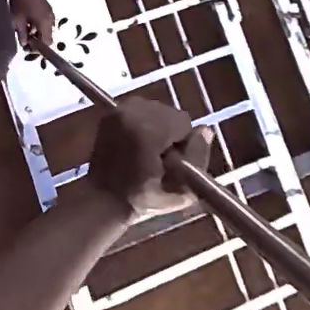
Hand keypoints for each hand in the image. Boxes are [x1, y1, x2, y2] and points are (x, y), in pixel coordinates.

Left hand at [11, 0, 54, 47]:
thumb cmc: (20, 3)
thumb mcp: (18, 21)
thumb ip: (22, 34)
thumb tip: (24, 45)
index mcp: (45, 24)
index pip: (47, 42)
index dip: (38, 49)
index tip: (28, 50)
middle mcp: (51, 19)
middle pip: (47, 36)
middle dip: (37, 41)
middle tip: (25, 43)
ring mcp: (49, 13)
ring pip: (45, 29)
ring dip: (36, 33)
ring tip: (24, 33)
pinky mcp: (46, 8)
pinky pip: (44, 22)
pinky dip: (37, 26)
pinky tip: (27, 24)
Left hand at [87, 98, 208, 220]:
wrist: (103, 199)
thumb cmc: (143, 199)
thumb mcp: (180, 190)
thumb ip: (197, 158)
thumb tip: (205, 130)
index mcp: (147, 130)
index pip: (183, 121)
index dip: (183, 143)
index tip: (172, 162)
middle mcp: (131, 113)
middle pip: (169, 112)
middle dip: (170, 132)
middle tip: (160, 158)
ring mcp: (118, 111)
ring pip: (156, 109)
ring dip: (158, 126)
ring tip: (147, 151)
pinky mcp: (111, 112)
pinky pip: (140, 109)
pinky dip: (143, 123)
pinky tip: (137, 143)